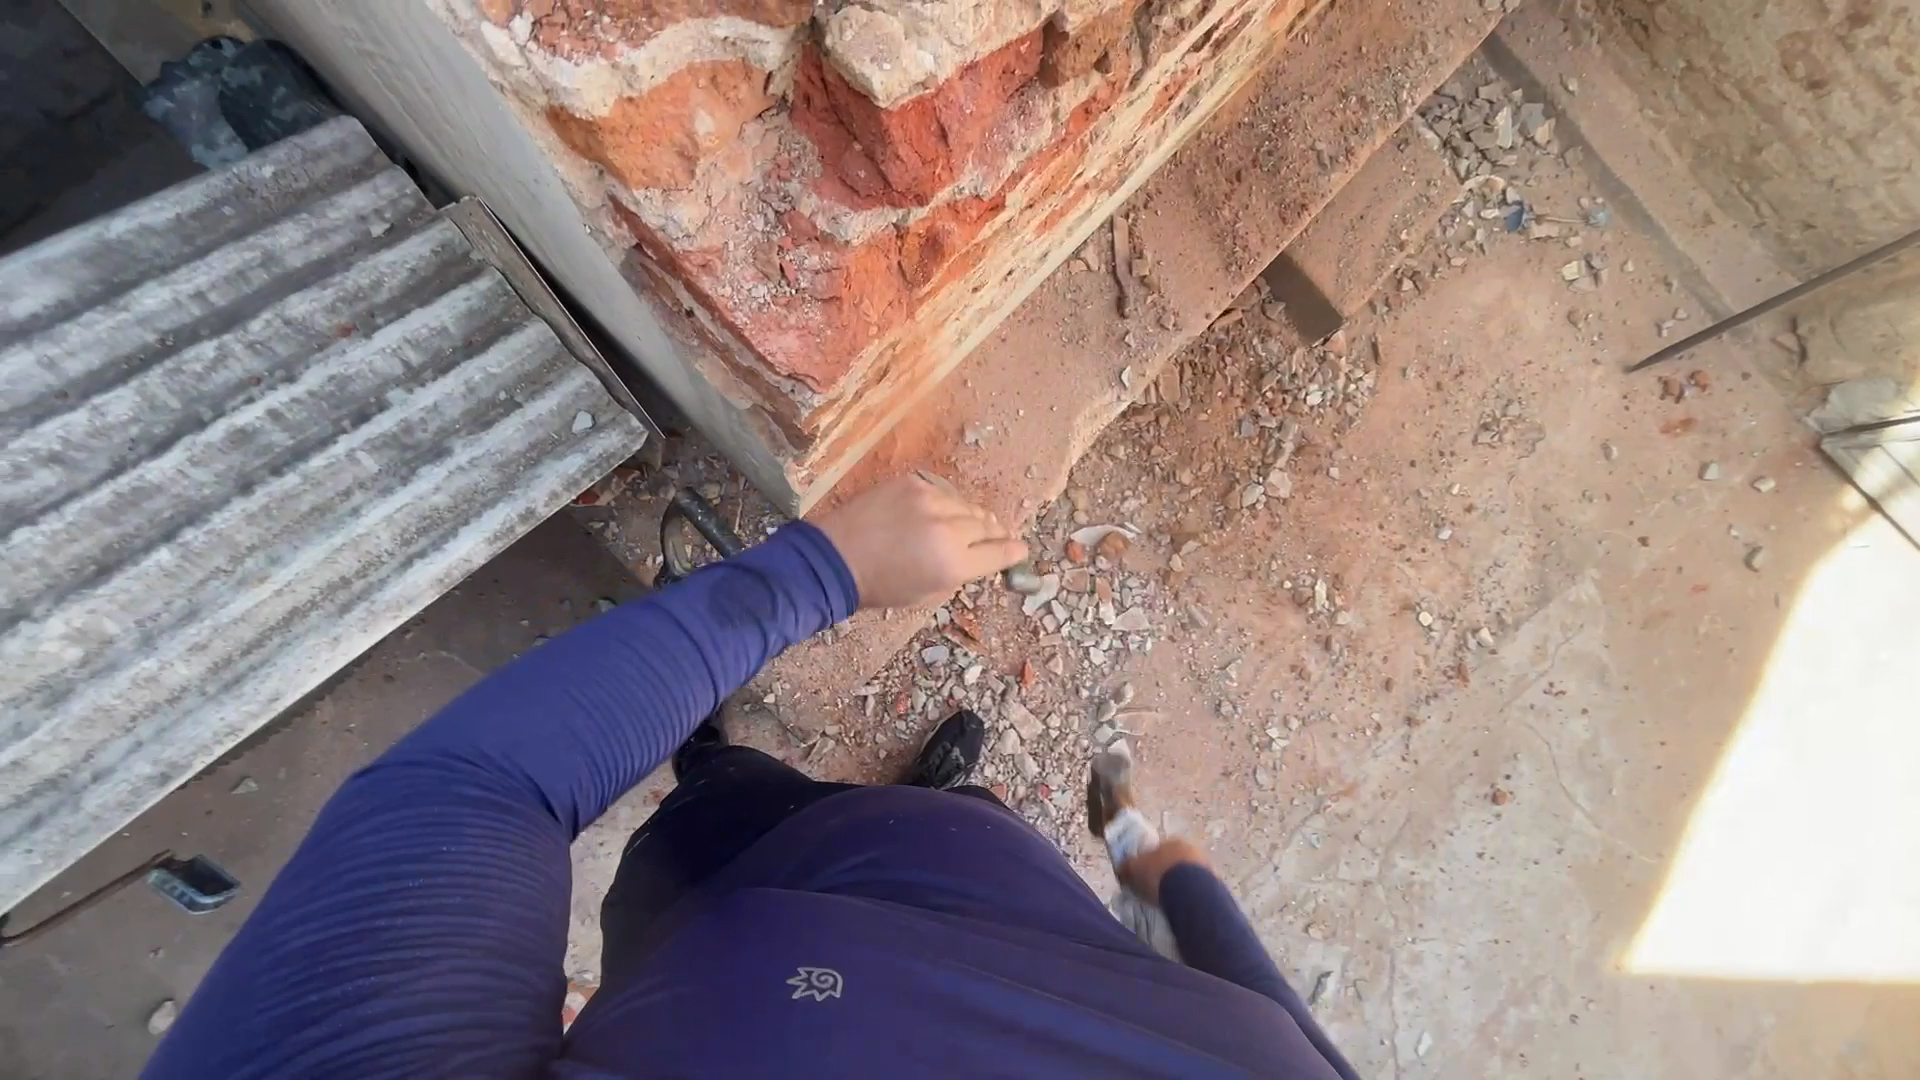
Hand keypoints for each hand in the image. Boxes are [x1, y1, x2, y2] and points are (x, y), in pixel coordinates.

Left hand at [813, 472, 1028, 609]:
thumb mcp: (927, 595)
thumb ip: (960, 574)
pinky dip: (946, 504)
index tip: (1020, 550)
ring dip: (972, 517)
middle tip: (996, 537)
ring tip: (968, 525)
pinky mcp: (912, 483)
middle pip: (988, 525)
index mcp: (953, 565)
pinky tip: (938, 513)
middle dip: (994, 533)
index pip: (1000, 553)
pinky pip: (943, 492)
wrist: (835, 558)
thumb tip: (982, 557)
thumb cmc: (879, 586)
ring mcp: (929, 501)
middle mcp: (947, 530)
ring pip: (968, 505)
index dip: (1014, 552)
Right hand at [1117, 838, 1209, 905]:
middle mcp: (1191, 849)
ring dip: (1180, 887)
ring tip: (1169, 903)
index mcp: (1172, 840)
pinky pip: (1197, 891)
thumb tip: (1121, 870)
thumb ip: (1127, 867)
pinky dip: (1190, 897)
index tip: (1144, 877)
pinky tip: (1182, 908)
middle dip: (1166, 874)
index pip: (1158, 849)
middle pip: (1174, 862)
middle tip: (1156, 891)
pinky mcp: (1216, 885)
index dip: (1149, 863)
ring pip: (1188, 876)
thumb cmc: (1159, 875)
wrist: (1190, 894)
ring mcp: (1206, 866)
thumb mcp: (1134, 869)